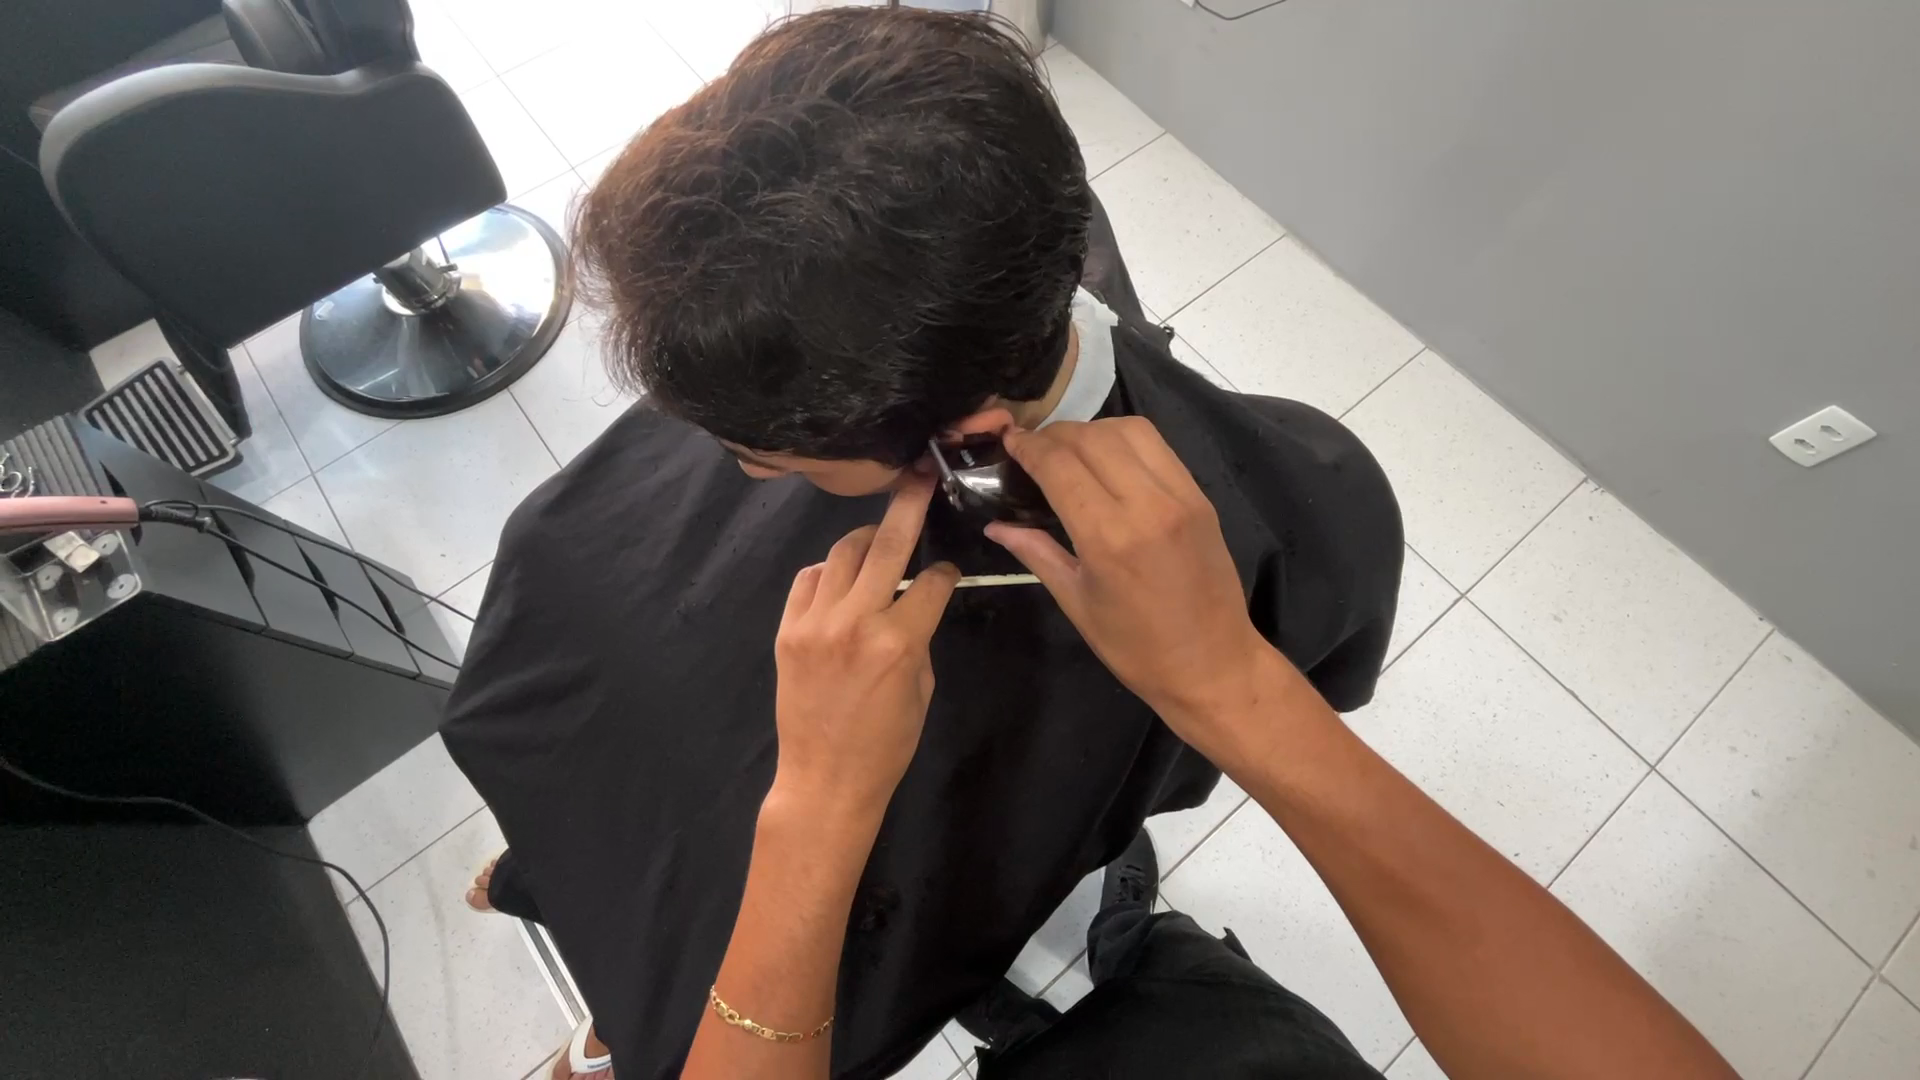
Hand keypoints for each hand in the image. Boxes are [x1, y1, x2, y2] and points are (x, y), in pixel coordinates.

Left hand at [770, 475, 960, 820]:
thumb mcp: (922, 690)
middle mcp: (855, 621)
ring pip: (842, 554)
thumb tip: (916, 603)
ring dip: (865, 540)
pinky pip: (808, 579)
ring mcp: (815, 623)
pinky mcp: (786, 629)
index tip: (949, 570)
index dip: (947, 572)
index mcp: (899, 642)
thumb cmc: (886, 745)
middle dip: (908, 505)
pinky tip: (840, 580)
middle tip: (918, 477)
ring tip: (878, 540)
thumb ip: (919, 636)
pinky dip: (827, 571)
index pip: (932, 582)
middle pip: (886, 544)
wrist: (825, 780)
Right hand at [986, 419, 1280, 757]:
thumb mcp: (1076, 603)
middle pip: (1091, 437)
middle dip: (1054, 434)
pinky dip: (1124, 440)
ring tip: (1070, 449)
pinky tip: (1107, 459)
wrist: (1213, 664)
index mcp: (1108, 538)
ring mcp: (1180, 496)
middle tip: (1033, 448)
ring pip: (1128, 430)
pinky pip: (1157, 446)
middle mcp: (1146, 505)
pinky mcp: (1200, 496)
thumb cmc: (1136, 647)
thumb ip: (1036, 553)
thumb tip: (996, 524)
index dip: (1028, 447)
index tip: (1009, 442)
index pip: (1060, 466)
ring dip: (1091, 430)